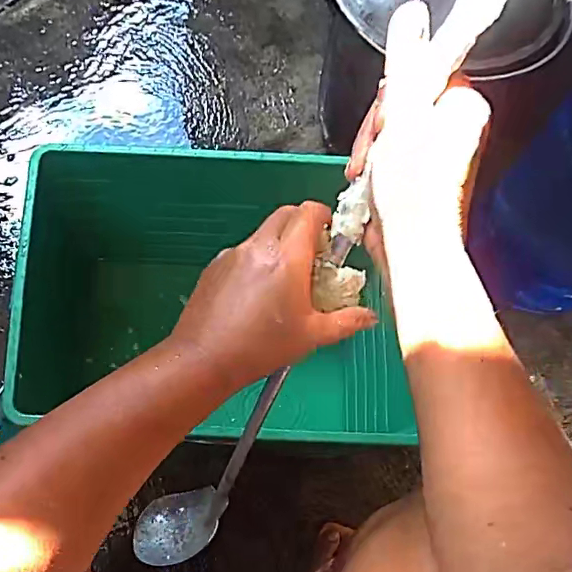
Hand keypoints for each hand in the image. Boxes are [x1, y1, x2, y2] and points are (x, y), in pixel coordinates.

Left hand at [167, 201, 377, 385]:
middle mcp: (259, 247)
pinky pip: (244, 252)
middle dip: (304, 227)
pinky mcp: (216, 266)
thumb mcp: (312, 336)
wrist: (204, 359)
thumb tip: (367, 317)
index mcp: (287, 258)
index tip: (332, 239)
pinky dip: (258, 261)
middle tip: (314, 257)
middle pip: (287, 214)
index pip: (310, 212)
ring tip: (287, 282)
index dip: (325, 219)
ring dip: (281, 245)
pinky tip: (259, 295)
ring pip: (264, 233)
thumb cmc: (258, 348)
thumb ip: (346, 322)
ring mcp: (234, 254)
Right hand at [348, 0, 492, 247]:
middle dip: (379, 130)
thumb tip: (414, 15)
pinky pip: (396, 159)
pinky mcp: (427, 178)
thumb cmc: (412, 192)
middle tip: (372, 155)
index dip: (390, 99)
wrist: (413, 248)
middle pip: (405, 105)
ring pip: (395, 134)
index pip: (421, 75)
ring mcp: (443, 156)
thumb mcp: (402, 114)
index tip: (381, 121)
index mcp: (463, 105)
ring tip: (370, 177)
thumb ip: (407, 62)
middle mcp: (458, 128)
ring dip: (375, 153)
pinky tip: (374, 188)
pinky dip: (380, 172)